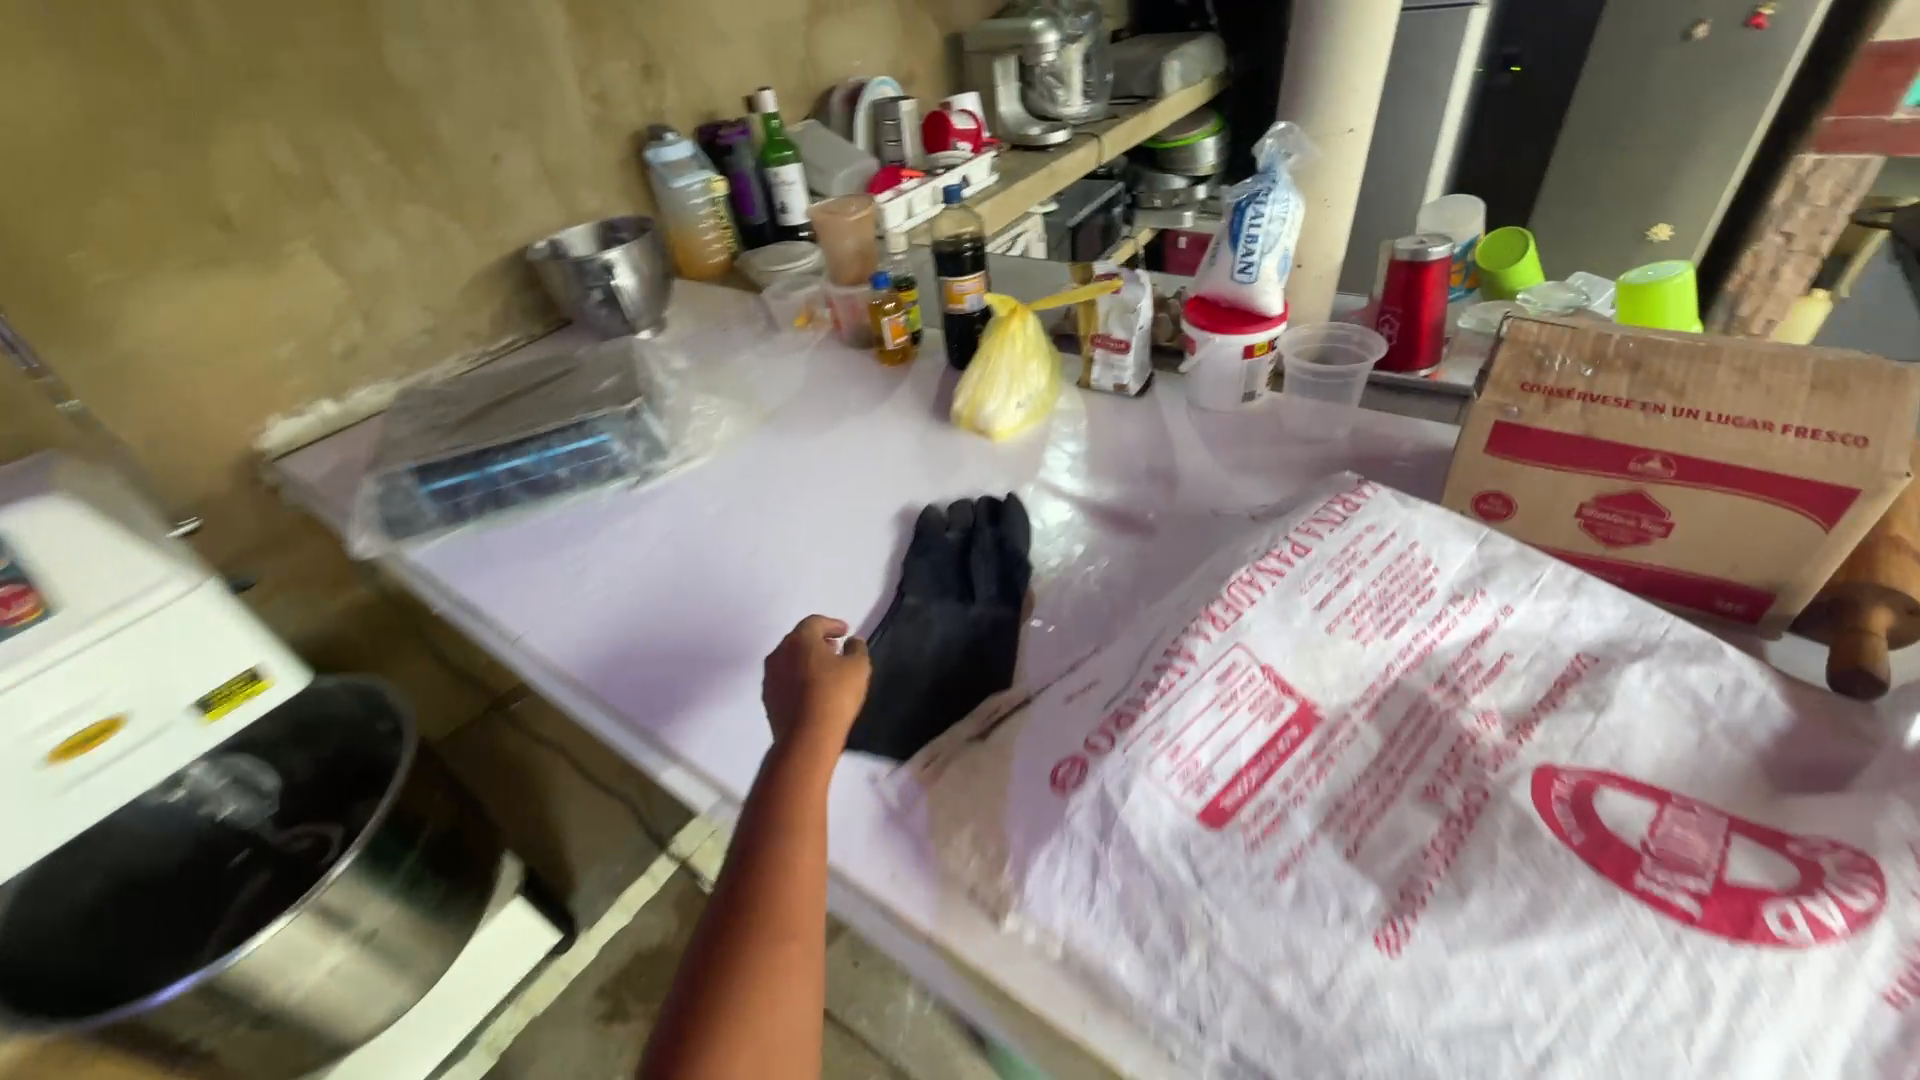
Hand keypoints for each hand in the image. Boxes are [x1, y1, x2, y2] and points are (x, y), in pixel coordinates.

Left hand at [762, 616, 870, 757]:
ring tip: (824, 671)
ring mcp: (770, 677)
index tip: (845, 631)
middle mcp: (779, 653)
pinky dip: (798, 678)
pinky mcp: (768, 699)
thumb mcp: (858, 667)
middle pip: (799, 640)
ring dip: (806, 660)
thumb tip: (851, 642)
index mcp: (800, 639)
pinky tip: (811, 691)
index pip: (815, 622)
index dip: (832, 624)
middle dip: (817, 641)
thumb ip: (857, 648)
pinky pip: (785, 680)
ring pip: (789, 660)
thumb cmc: (835, 695)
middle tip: (834, 649)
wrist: (806, 737)